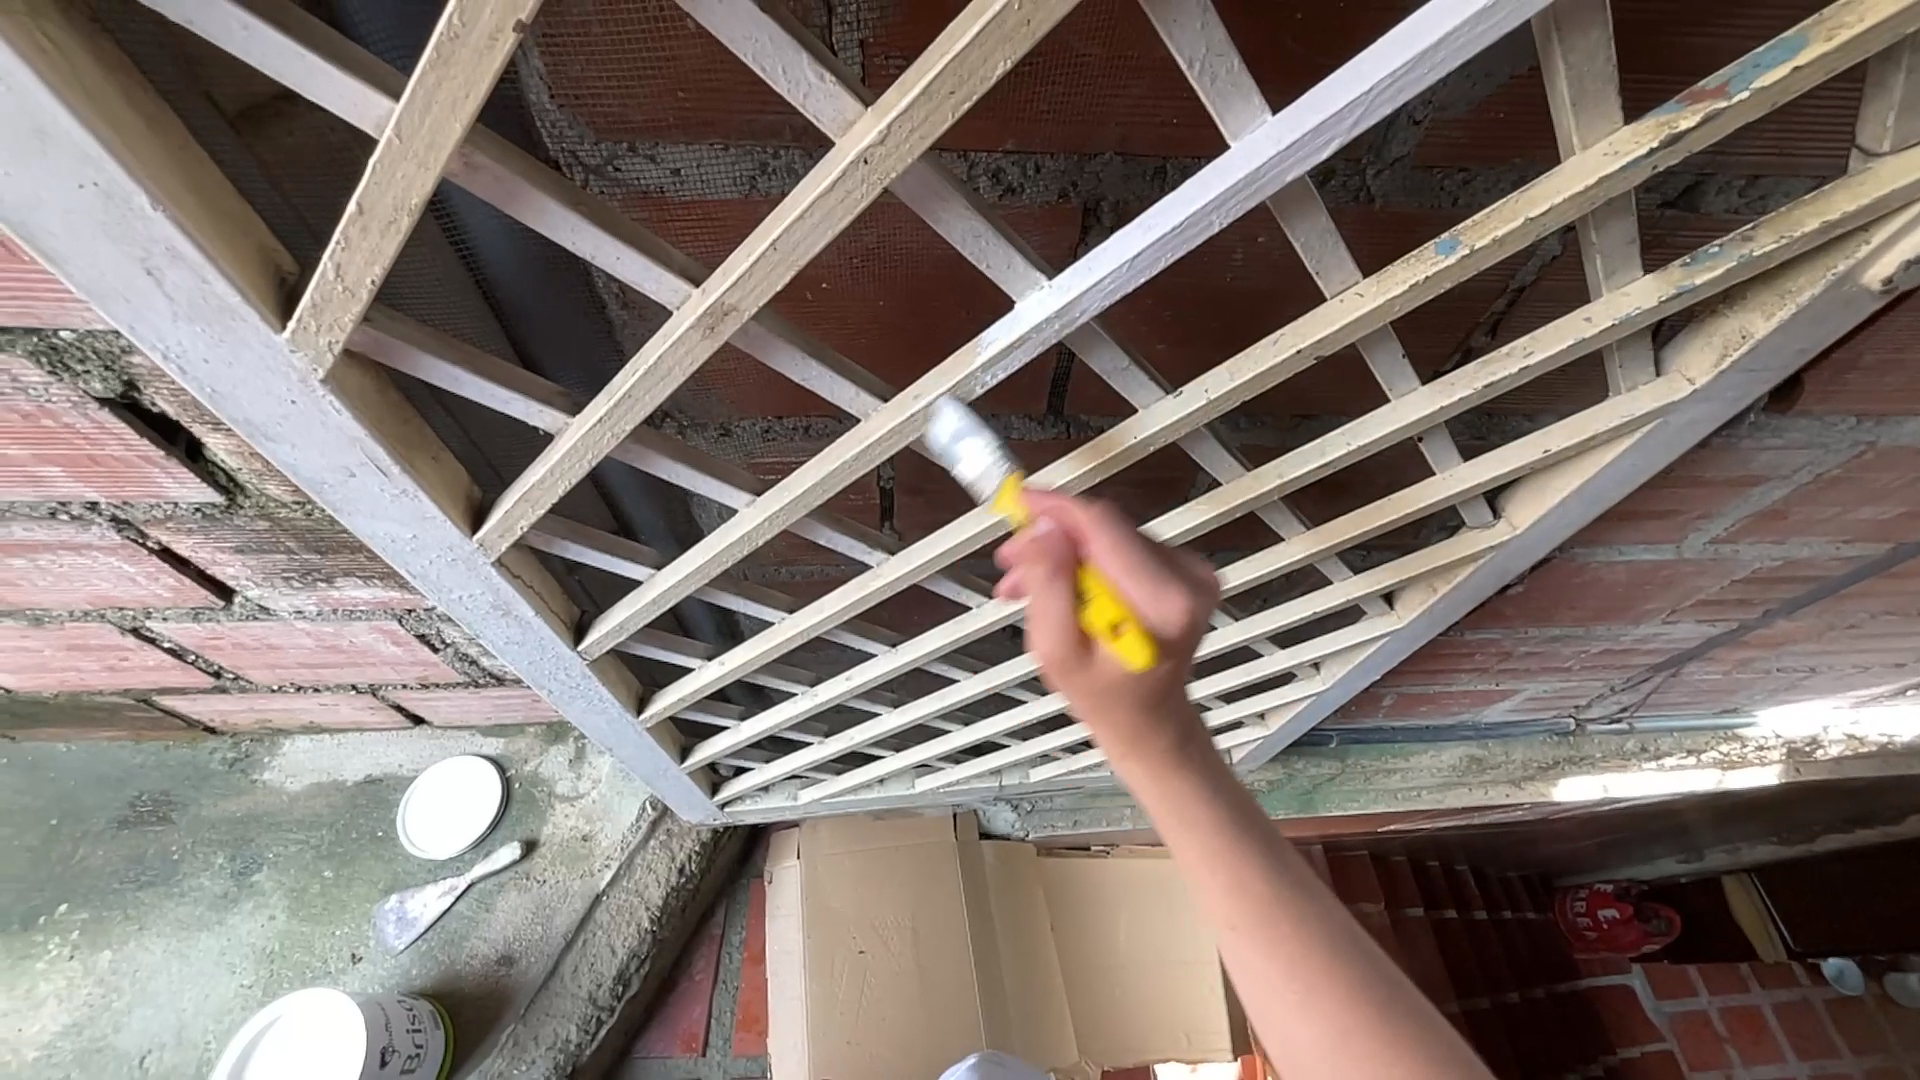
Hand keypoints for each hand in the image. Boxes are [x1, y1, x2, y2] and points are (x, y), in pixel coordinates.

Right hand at [993, 489, 1219, 759]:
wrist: (1148, 720)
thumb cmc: (1101, 697)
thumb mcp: (1057, 651)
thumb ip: (1049, 587)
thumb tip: (1042, 528)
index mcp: (1163, 600)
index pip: (1103, 527)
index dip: (1056, 509)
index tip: (1014, 503)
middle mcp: (1188, 576)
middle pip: (1105, 529)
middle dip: (1050, 538)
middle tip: (1008, 564)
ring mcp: (1192, 570)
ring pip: (1109, 536)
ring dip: (1063, 552)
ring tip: (1025, 585)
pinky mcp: (1185, 569)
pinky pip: (1122, 547)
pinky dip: (1085, 561)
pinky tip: (1060, 586)